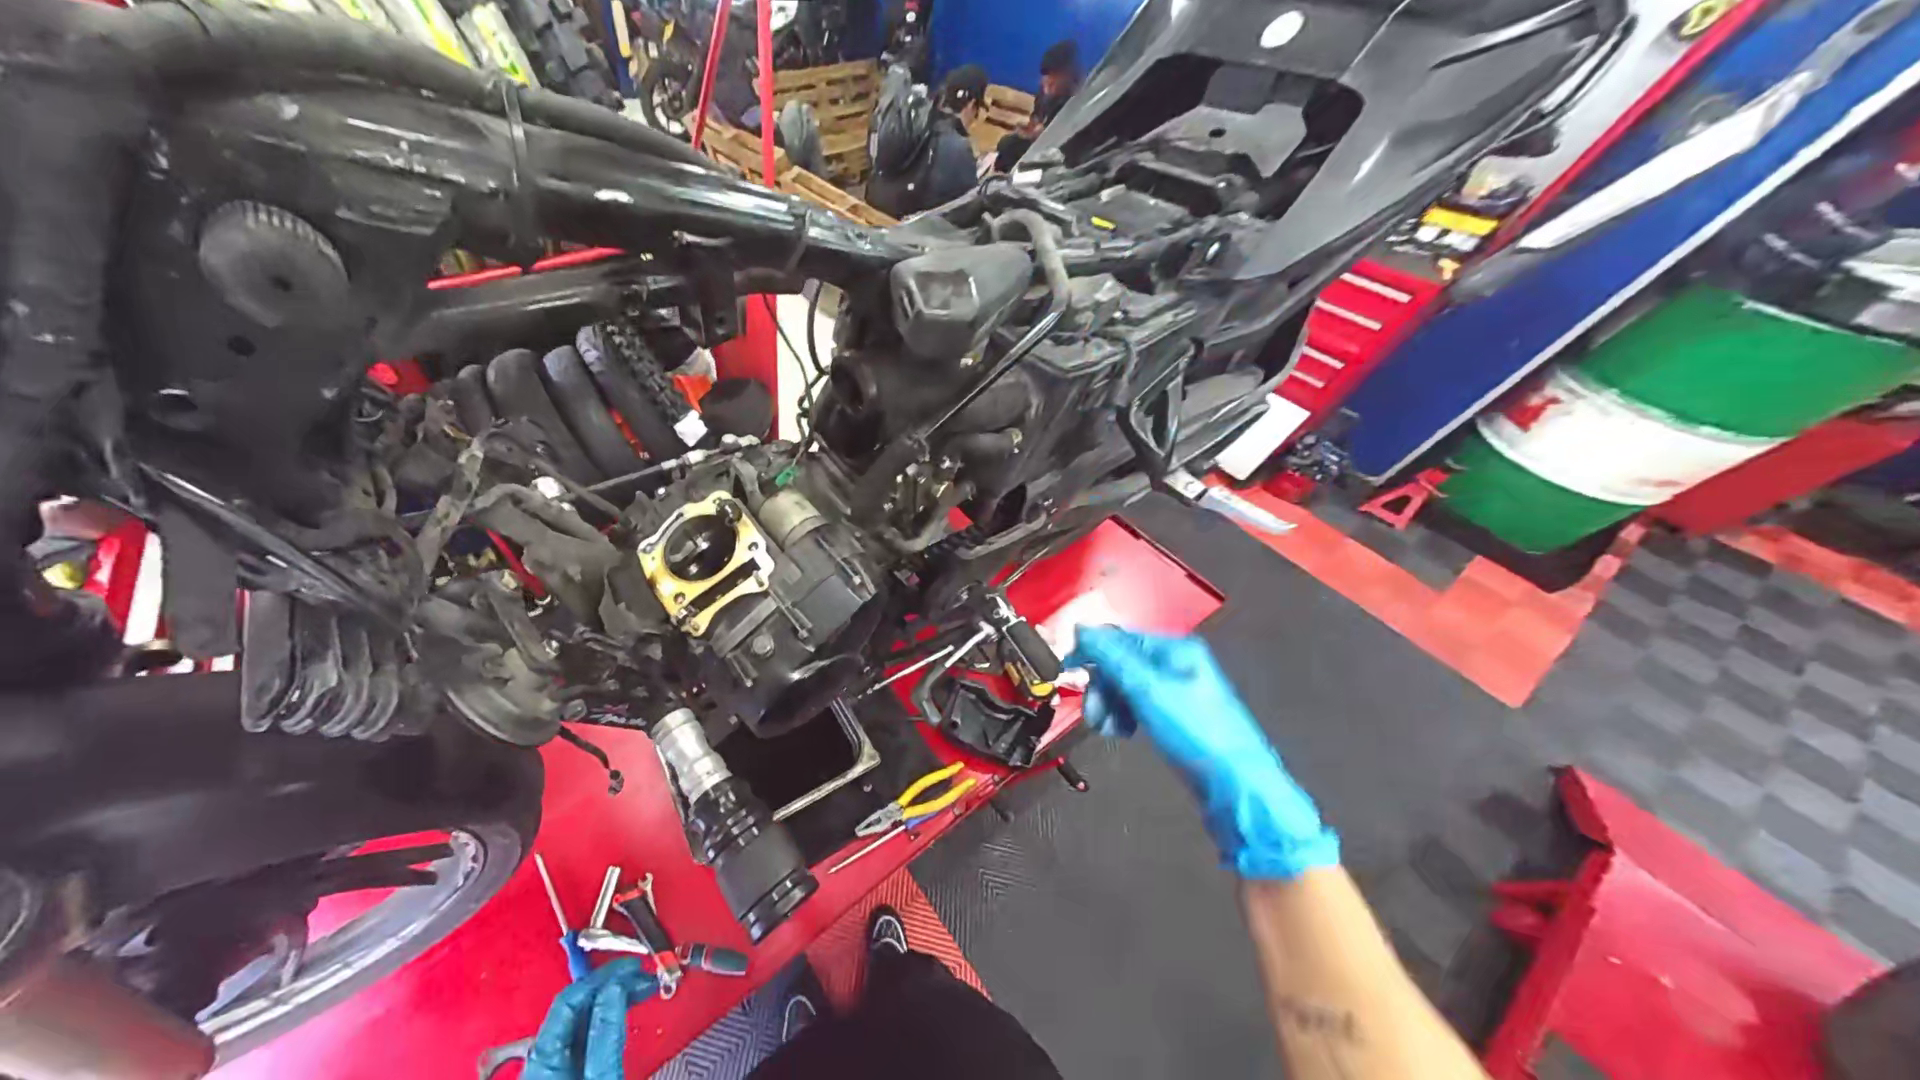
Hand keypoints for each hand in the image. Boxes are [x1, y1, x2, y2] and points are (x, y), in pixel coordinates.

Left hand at [522, 957, 657, 1079]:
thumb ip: (606, 1037)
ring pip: (579, 1022)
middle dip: (610, 985)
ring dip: (612, 999)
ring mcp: (553, 1074)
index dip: (603, 980)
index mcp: (544, 1062)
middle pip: (572, 1010)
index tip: (635, 968)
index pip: (569, 1004)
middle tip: (644, 976)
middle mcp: (543, 1065)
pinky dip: (608, 1020)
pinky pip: (584, 1040)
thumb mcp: (600, 1079)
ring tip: (643, 989)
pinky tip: (625, 1015)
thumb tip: (616, 989)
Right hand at [1065, 625, 1338, 879]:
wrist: (1237, 789)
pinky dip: (1124, 716)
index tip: (1070, 670)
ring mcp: (1177, 692)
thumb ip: (1113, 656)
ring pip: (1127, 686)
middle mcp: (1177, 666)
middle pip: (1121, 663)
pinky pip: (1137, 706)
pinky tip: (1124, 731)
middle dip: (1102, 686)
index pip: (1120, 637)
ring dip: (1110, 704)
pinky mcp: (1175, 717)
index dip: (1092, 653)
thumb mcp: (1148, 690)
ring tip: (1108, 727)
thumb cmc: (1202, 738)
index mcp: (1176, 650)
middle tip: (1095, 713)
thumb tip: (1084, 629)